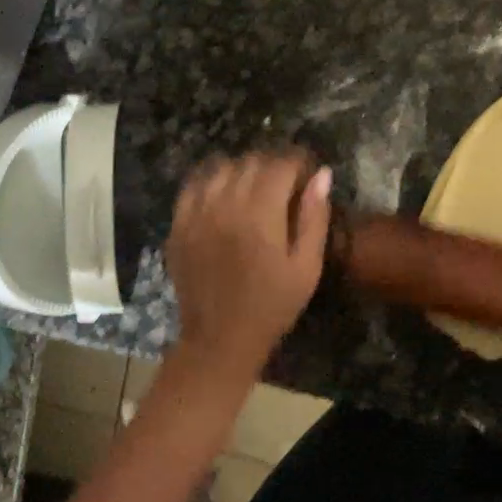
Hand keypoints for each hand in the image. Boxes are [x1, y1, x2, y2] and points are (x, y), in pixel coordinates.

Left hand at [165, 152, 332, 378]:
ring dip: (244, 170)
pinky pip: (193, 185)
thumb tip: (322, 175)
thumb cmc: (273, 305)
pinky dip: (212, 180)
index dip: (299, 163)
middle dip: (274, 165)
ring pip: (222, 167)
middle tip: (287, 184)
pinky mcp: (178, 225)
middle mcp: (225, 205)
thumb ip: (315, 217)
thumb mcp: (307, 267)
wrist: (220, 339)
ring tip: (256, 188)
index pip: (281, 164)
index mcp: (260, 215)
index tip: (309, 174)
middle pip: (251, 162)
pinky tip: (224, 193)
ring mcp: (196, 213)